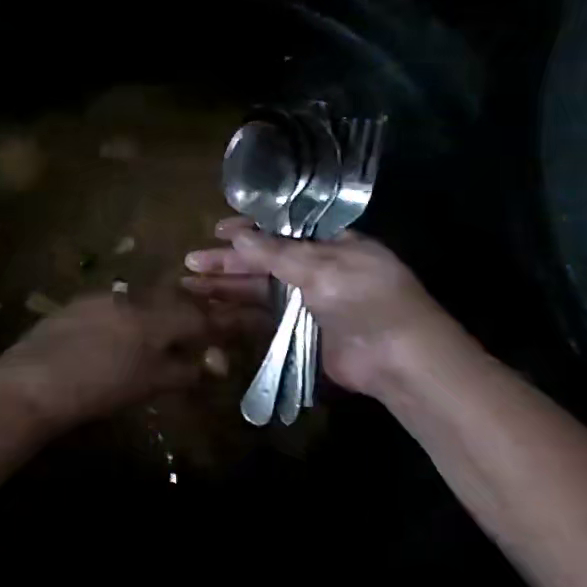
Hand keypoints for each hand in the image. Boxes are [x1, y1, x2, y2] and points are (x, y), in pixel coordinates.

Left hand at [0, 291, 218, 431]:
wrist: (30, 383)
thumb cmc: (97, 390)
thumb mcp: (149, 385)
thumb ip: (184, 371)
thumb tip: (213, 365)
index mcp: (155, 317)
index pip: (199, 316)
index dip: (219, 324)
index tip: (231, 331)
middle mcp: (132, 298)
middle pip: (172, 301)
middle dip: (189, 316)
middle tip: (197, 335)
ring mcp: (100, 298)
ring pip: (142, 301)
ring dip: (157, 316)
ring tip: (159, 338)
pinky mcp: (75, 305)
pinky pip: (114, 305)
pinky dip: (128, 318)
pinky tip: (118, 338)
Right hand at [183, 216, 464, 398]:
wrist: (396, 358)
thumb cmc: (365, 299)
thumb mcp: (323, 267)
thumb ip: (278, 253)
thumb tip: (237, 235)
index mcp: (332, 243)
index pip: (285, 229)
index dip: (251, 229)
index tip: (217, 230)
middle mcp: (319, 269)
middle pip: (266, 260)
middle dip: (229, 261)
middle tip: (191, 262)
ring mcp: (309, 302)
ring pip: (261, 289)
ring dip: (228, 286)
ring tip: (190, 284)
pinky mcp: (301, 332)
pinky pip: (265, 317)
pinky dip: (240, 313)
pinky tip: (213, 311)